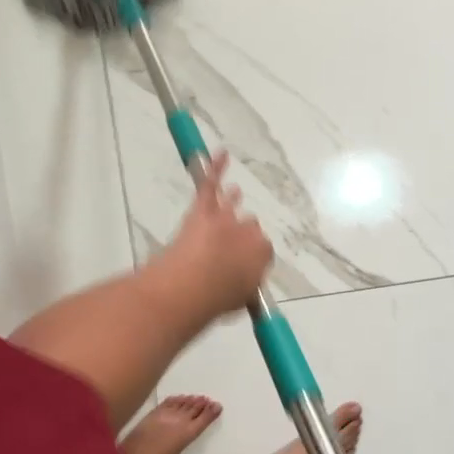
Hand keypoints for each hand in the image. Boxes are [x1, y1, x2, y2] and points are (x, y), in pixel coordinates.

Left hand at [147, 151, 272, 318]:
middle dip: (239, 234)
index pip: (262, 250)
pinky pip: (211, 183)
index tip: (240, 266)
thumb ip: (244, 289)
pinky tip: (222, 152)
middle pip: (248, 228)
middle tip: (226, 246)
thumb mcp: (239, 301)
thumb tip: (241, 285)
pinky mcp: (204, 209)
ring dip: (233, 201)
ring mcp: (226, 218)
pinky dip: (216, 166)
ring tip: (235, 193)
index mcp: (262, 255)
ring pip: (232, 206)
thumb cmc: (216, 299)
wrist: (191, 285)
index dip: (249, 257)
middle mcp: (249, 233)